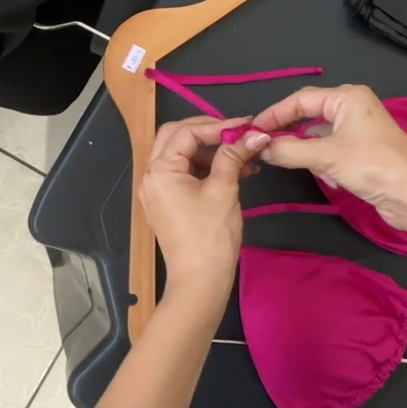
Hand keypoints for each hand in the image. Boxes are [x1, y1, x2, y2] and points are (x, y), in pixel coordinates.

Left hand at [140, 117, 270, 313]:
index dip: (218, 125)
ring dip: (210, 151)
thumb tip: (255, 133)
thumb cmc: (211, 235)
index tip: (246, 126)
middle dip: (208, 132)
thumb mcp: (224, 190)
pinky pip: (184, 175)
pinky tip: (234, 172)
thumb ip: (234, 156)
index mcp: (160, 170)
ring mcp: (158, 191)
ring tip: (243, 157)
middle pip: (177, 138)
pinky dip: (206, 169)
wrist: (200, 282)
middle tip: (237, 134)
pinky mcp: (167, 204)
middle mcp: (152, 176)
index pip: (187, 132)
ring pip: (182, 156)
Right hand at [250, 84, 406, 237]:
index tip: (251, 129)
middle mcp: (353, 107)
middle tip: (262, 143)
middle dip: (287, 129)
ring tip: (282, 159)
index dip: (274, 114)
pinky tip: (320, 174)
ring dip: (303, 147)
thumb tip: (261, 147)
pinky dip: (320, 159)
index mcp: (347, 97)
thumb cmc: (373, 166)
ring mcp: (359, 129)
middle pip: (309, 113)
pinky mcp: (362, 149)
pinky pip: (330, 148)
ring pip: (318, 133)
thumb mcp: (326, 157)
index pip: (300, 99)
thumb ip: (289, 150)